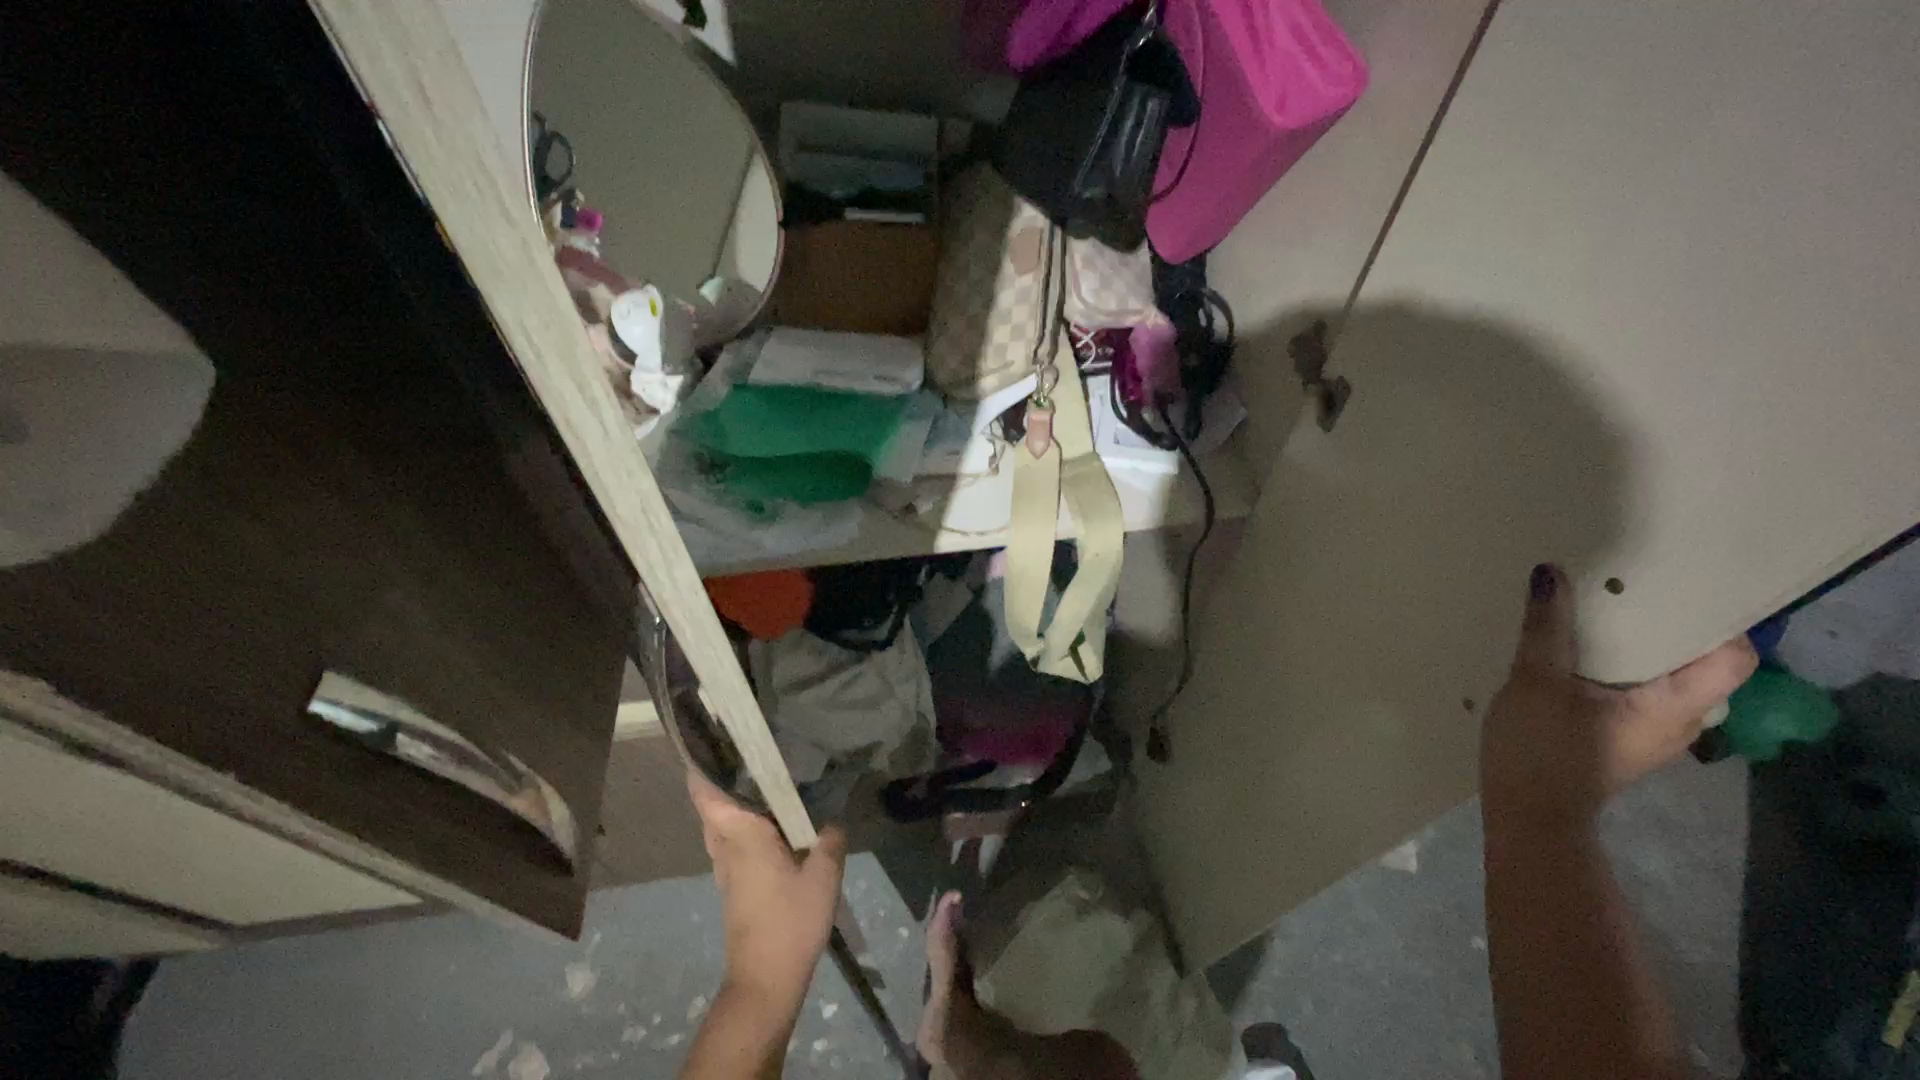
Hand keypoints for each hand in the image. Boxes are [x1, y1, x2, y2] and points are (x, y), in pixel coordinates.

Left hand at [686, 772, 847, 1008]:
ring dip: (732, 805)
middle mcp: (726, 848)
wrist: (765, 979)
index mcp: (743, 837)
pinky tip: (771, 826)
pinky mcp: (733, 887)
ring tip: (762, 784)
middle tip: (749, 755)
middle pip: (711, 807)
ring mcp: (725, 870)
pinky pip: (731, 844)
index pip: (708, 795)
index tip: (713, 742)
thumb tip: (833, 817)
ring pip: (720, 827)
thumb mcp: (824, 876)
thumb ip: (829, 839)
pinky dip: (741, 827)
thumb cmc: (791, 922)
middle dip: (721, 781)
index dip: (703, 768)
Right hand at [1480, 564, 1756, 825]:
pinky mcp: (1626, 740)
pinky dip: (1622, 668)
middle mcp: (1682, 720)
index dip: (1715, 620)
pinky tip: (1582, 654)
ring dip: (1641, 647)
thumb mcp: (1536, 681)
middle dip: (1668, 626)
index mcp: (1677, 706)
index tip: (1679, 588)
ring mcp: (1655, 734)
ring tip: (1602, 615)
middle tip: (1631, 589)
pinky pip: (1641, 693)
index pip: (1733, 657)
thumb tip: (1552, 574)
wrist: (1527, 813)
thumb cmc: (1542, 749)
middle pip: (1699, 663)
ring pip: (1667, 678)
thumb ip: (1547, 627)